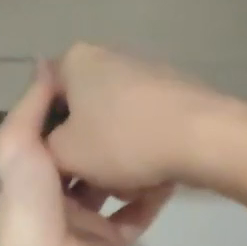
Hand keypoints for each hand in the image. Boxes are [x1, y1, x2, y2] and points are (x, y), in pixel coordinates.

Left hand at [0, 61, 170, 245]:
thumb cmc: (22, 203)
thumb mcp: (16, 143)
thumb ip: (32, 104)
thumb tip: (44, 63)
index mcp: (16, 167)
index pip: (40, 125)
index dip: (63, 102)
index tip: (94, 75)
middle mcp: (43, 189)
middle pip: (75, 152)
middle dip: (98, 130)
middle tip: (133, 98)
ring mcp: (76, 217)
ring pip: (105, 180)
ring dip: (125, 159)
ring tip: (154, 127)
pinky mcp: (106, 241)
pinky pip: (132, 212)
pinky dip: (148, 193)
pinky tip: (169, 168)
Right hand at [48, 43, 229, 194]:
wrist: (205, 137)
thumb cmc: (122, 140)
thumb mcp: (65, 153)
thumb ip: (42, 144)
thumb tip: (43, 141)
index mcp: (74, 61)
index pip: (42, 98)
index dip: (44, 136)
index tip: (55, 166)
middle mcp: (105, 56)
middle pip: (79, 111)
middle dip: (82, 149)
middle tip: (88, 182)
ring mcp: (143, 71)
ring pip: (111, 122)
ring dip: (111, 155)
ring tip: (125, 189)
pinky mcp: (172, 91)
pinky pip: (141, 124)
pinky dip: (140, 149)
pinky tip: (151, 178)